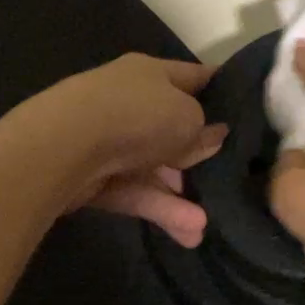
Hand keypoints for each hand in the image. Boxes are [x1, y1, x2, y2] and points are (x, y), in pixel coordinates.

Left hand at [8, 54, 228, 246]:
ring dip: (178, 195)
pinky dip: (156, 207)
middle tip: (225, 177)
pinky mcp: (90, 176)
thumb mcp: (188, 118)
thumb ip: (205, 130)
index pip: (195, 78)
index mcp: (153, 73)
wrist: (60, 148)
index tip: (245, 108)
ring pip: (152, 166)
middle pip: (172, 127)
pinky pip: (132, 189)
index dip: (221, 91)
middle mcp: (129, 100)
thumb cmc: (136, 116)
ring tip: (203, 227)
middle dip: (197, 156)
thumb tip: (214, 136)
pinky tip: (186, 231)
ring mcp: (107, 138)